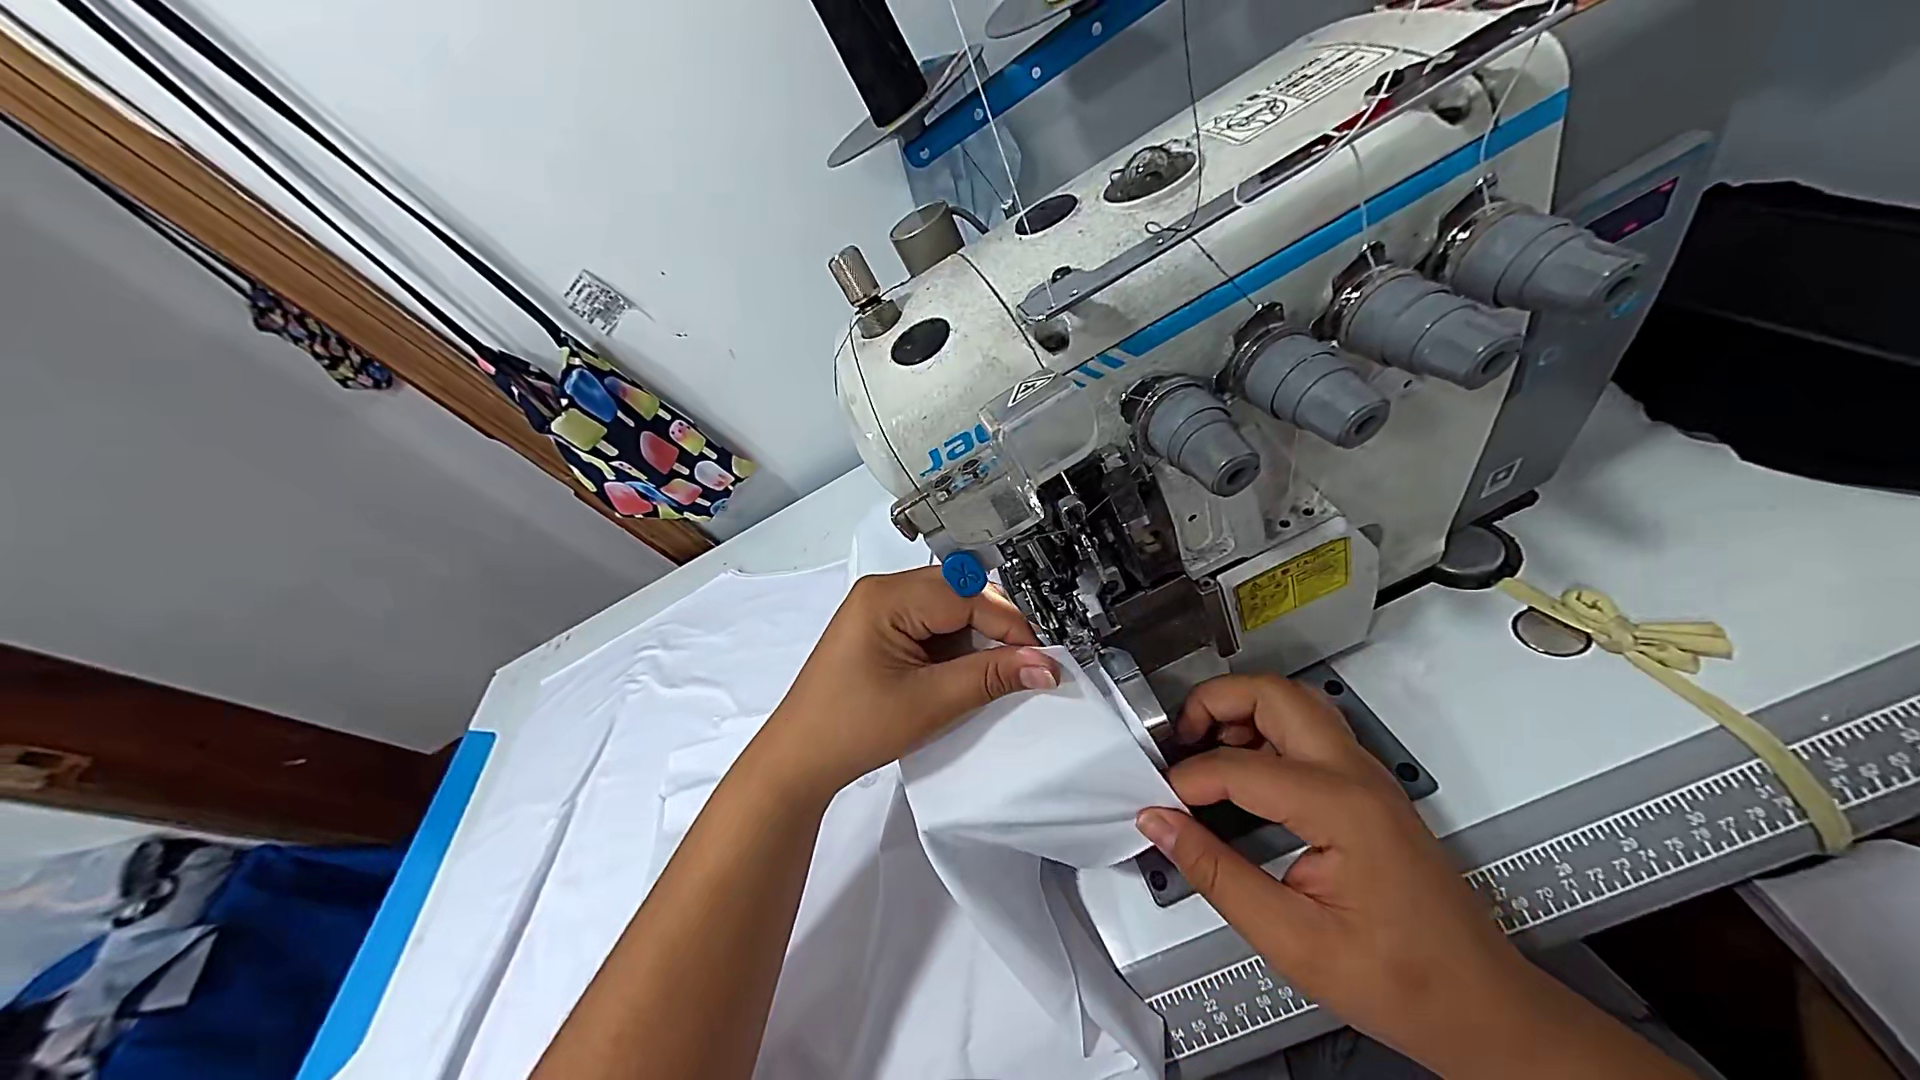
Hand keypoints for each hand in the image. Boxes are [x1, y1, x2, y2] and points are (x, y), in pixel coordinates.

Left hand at [745, 567, 1060, 801]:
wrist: (801, 758)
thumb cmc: (846, 728)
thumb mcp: (930, 702)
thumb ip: (991, 677)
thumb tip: (1041, 664)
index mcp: (885, 597)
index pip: (968, 594)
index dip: (1010, 623)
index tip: (1039, 654)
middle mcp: (881, 592)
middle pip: (961, 593)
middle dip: (996, 627)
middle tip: (1024, 663)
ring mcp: (879, 608)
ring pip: (951, 607)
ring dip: (976, 637)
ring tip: (988, 674)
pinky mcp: (882, 628)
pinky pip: (933, 622)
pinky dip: (955, 645)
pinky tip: (959, 673)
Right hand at [1132, 675, 1539, 1069]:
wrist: (1481, 1006)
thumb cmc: (1407, 981)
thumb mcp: (1291, 938)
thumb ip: (1215, 872)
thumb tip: (1162, 826)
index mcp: (1343, 809)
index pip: (1238, 767)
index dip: (1187, 782)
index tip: (1163, 804)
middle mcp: (1358, 777)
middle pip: (1272, 694)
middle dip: (1213, 703)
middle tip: (1178, 738)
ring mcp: (1366, 776)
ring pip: (1291, 700)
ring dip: (1241, 709)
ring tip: (1203, 746)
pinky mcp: (1364, 786)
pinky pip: (1305, 728)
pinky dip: (1262, 729)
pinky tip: (1241, 768)